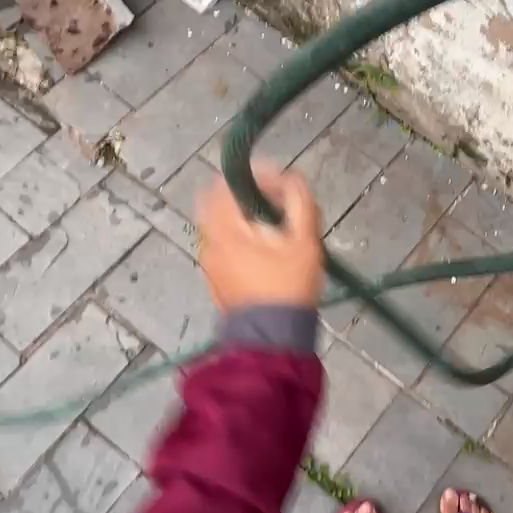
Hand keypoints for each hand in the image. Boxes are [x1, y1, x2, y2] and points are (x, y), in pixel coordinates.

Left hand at [194, 164, 324, 311]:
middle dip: (247, 193)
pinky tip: (268, 247)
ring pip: (220, 223)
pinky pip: (223, 243)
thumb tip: (294, 179)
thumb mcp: (303, 242)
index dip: (254, 175)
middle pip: (218, 202)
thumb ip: (300, 204)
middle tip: (276, 197)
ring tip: (278, 222)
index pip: (225, 186)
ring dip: (245, 214)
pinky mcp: (216, 277)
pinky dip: (241, 234)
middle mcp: (209, 242)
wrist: (271, 337)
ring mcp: (209, 261)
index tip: (280, 180)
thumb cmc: (288, 286)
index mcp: (225, 230)